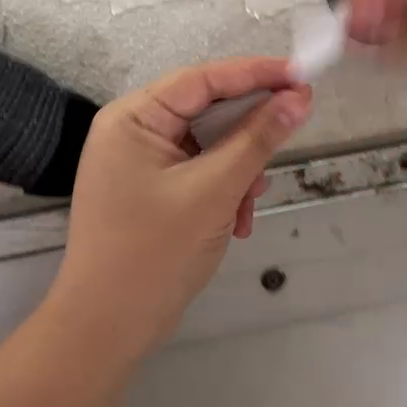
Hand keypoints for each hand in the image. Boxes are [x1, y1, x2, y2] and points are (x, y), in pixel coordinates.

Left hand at [50, 57, 312, 353]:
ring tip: (253, 200)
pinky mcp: (147, 189)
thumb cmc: (154, 253)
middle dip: (248, 131)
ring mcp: (137, 162)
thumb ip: (258, 138)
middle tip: (292, 131)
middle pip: (206, 109)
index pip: (203, 79)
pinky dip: (222, 188)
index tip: (302, 74)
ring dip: (238, 167)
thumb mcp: (214, 190)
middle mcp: (131, 130)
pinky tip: (237, 219)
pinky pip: (197, 169)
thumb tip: (299, 97)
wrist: (104, 333)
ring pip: (207, 143)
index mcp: (134, 117)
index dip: (256, 73)